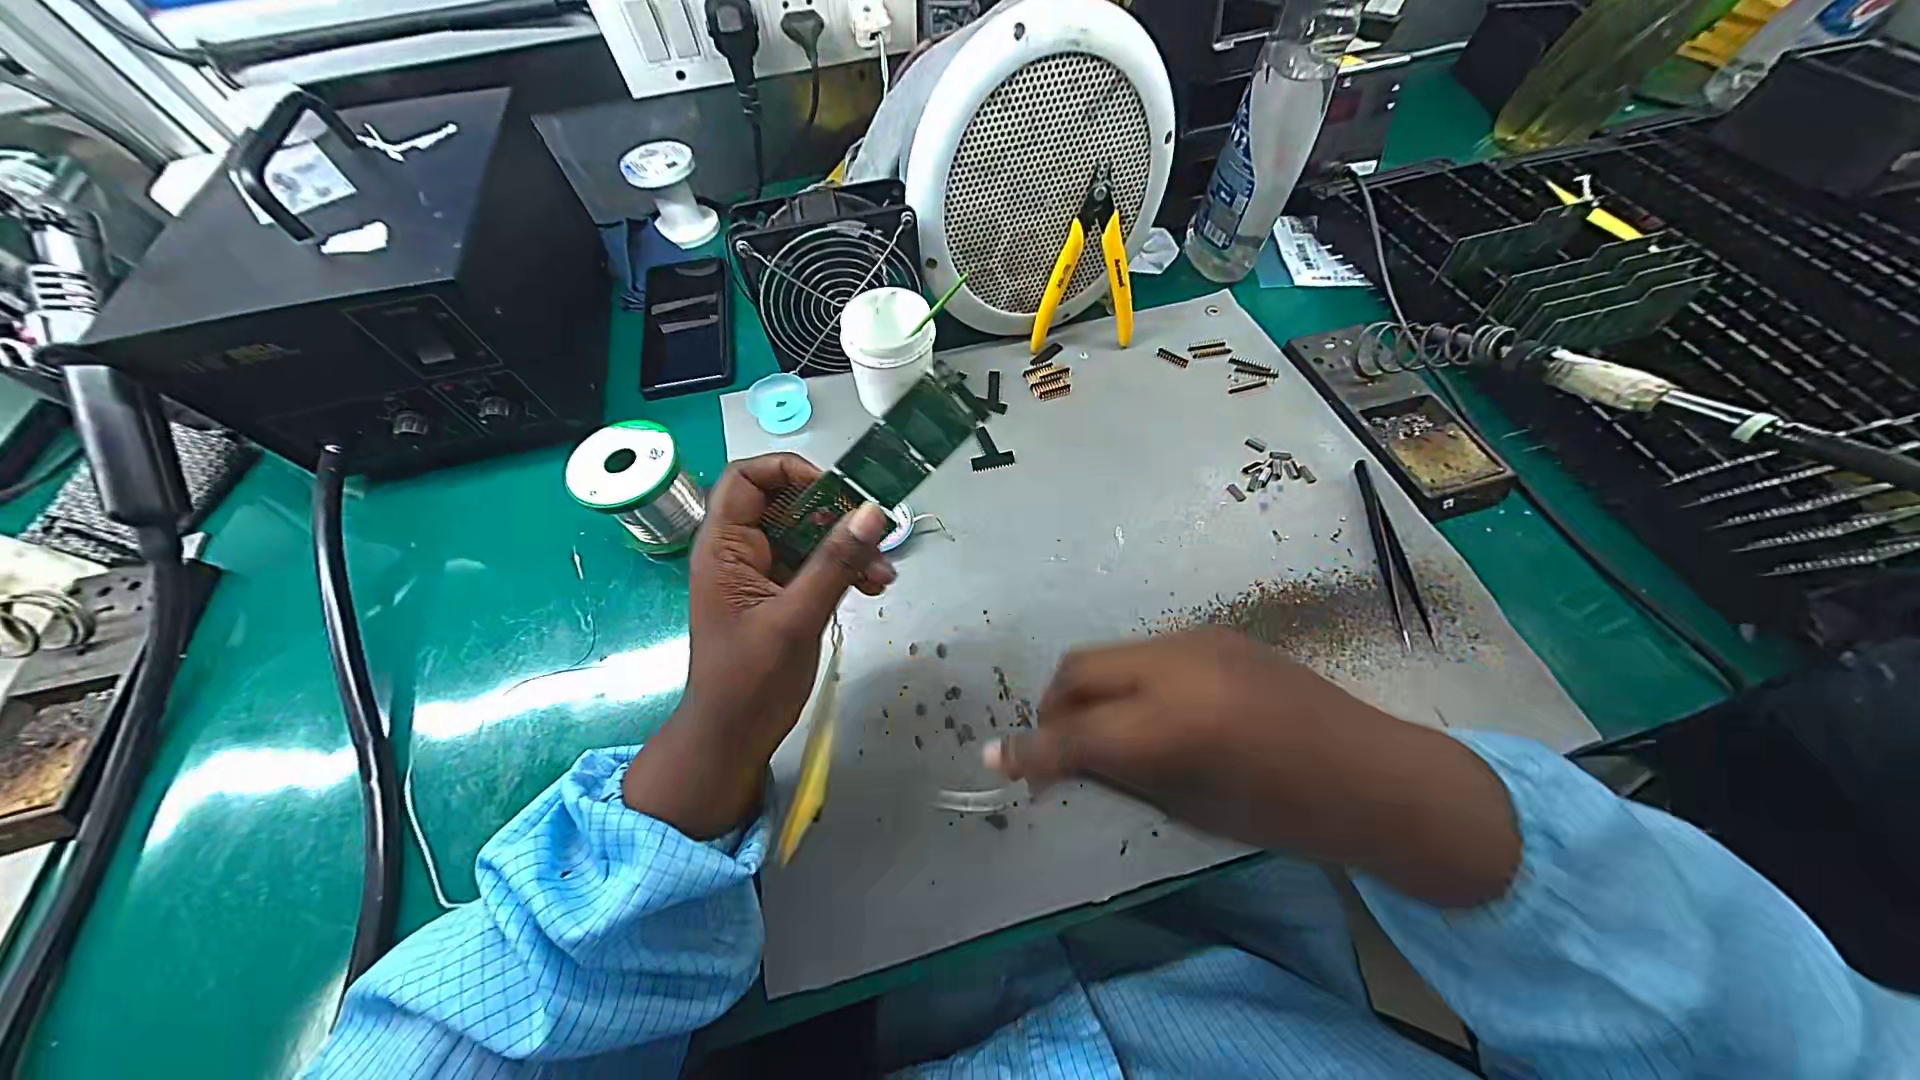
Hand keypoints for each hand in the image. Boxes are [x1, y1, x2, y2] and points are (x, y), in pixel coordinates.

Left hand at [624, 454, 894, 837]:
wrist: (734, 738)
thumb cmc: (750, 680)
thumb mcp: (796, 617)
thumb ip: (835, 563)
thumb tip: (872, 511)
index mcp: (724, 547)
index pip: (747, 479)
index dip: (789, 471)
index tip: (836, 490)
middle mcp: (741, 551)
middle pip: (788, 506)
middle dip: (835, 517)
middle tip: (874, 533)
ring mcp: (762, 573)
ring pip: (809, 537)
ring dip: (847, 548)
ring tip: (884, 572)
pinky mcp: (781, 594)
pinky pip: (816, 566)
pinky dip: (844, 570)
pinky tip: (875, 586)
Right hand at [987, 629, 1520, 906]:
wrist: (1378, 776)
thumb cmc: (1287, 816)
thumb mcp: (1190, 807)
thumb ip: (1118, 773)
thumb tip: (1062, 761)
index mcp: (1176, 726)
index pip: (1076, 734)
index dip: (1031, 751)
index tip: (996, 759)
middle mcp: (1177, 666)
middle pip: (1077, 669)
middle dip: (1053, 707)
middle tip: (1056, 746)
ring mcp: (1198, 641)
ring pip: (1108, 655)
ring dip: (1088, 690)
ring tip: (1101, 728)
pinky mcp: (1215, 633)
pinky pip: (1146, 653)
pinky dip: (1127, 681)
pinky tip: (1149, 709)